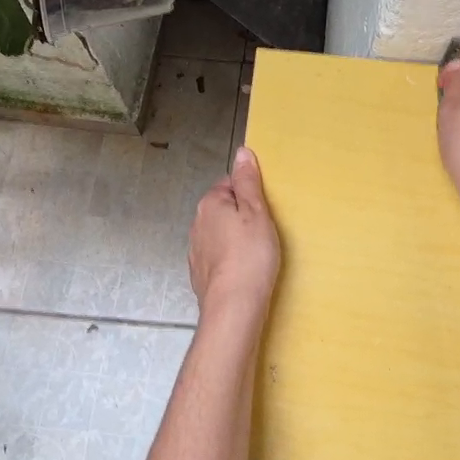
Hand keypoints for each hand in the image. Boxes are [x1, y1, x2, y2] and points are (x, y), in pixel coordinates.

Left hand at [188, 147, 281, 318]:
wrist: (234, 307)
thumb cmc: (250, 255)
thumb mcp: (256, 211)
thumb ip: (248, 181)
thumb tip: (242, 152)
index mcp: (210, 203)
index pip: (230, 184)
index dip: (249, 195)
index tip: (264, 210)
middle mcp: (197, 223)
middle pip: (224, 209)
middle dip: (241, 216)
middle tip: (264, 231)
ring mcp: (195, 251)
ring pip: (220, 234)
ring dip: (235, 238)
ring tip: (256, 253)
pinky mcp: (199, 275)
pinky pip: (218, 256)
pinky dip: (229, 259)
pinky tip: (244, 270)